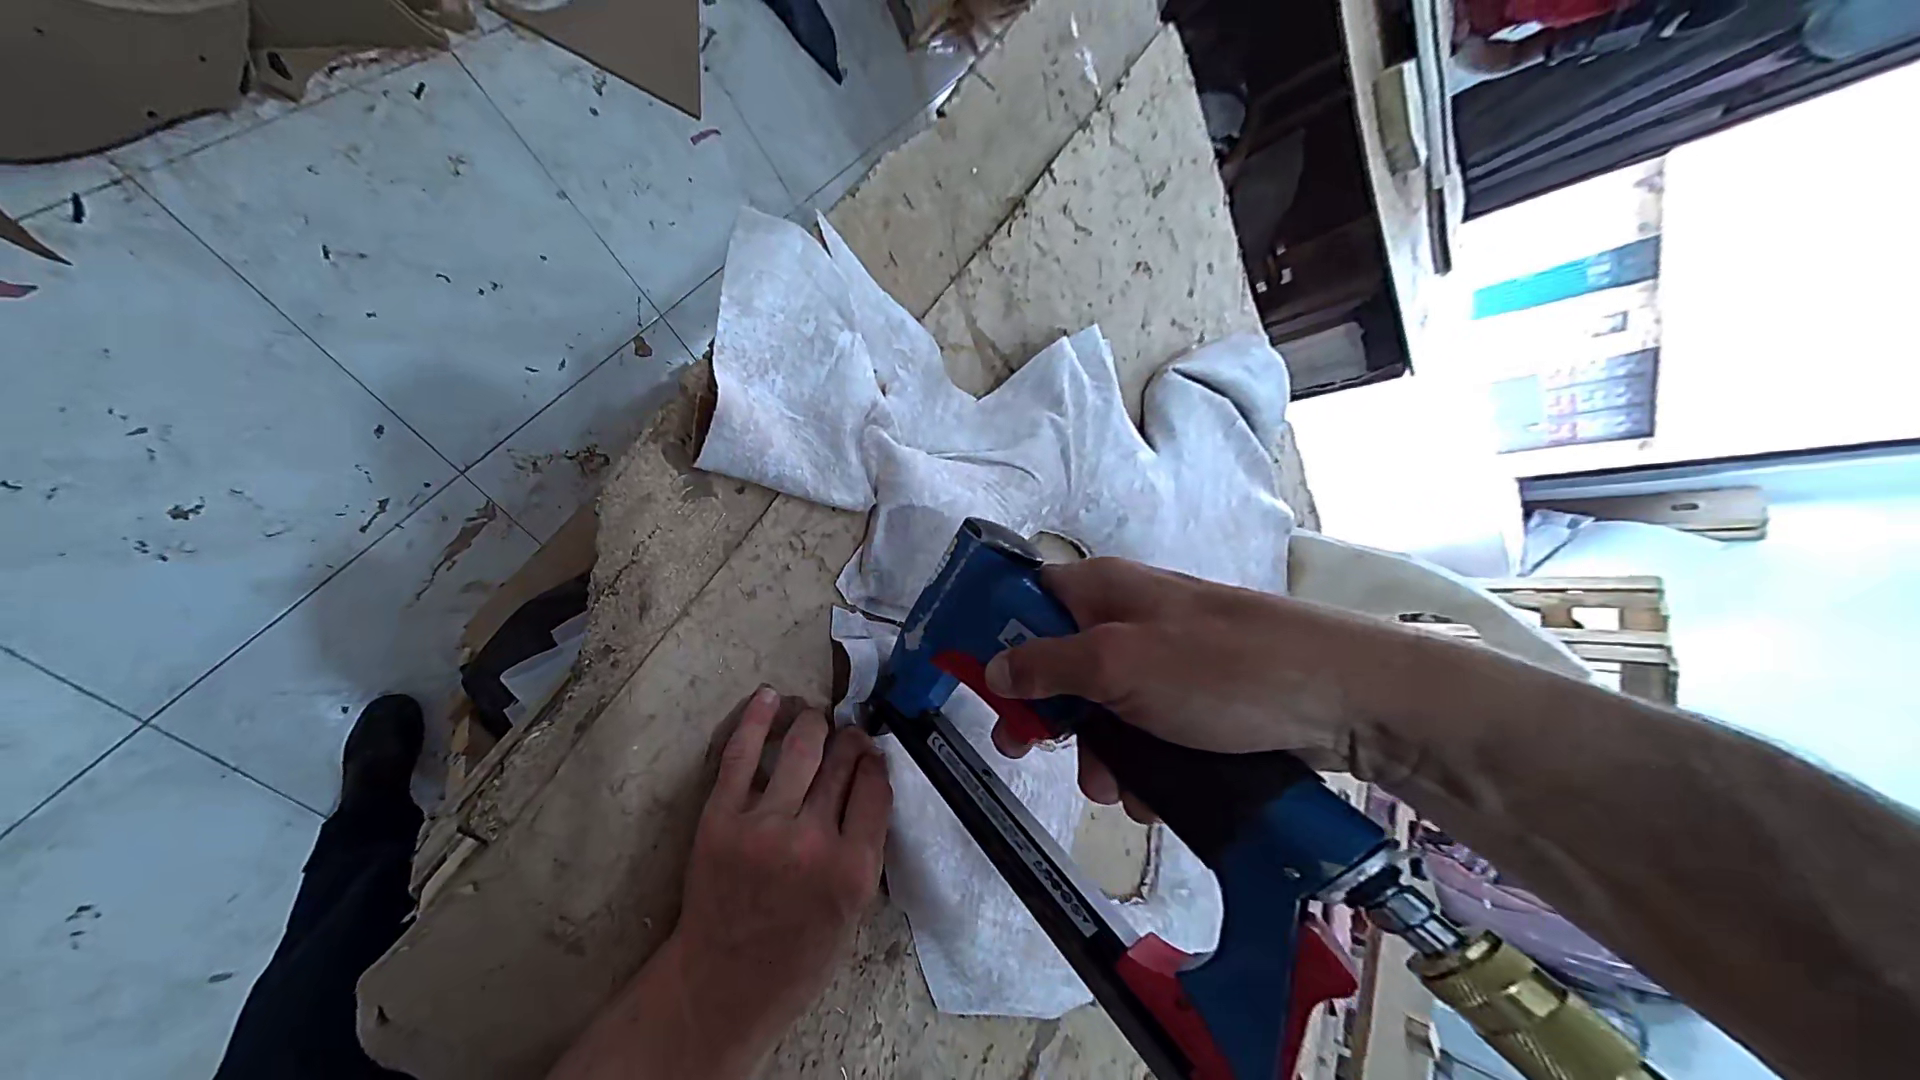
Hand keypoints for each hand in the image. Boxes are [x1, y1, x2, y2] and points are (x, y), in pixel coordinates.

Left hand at [548, 688, 890, 1079]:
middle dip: (850, 739)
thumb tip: (870, 776)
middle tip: (848, 735)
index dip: (875, 760)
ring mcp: (762, 826)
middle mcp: (811, 841)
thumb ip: (867, 843)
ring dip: (814, 722)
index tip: (871, 753)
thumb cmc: (798, 953)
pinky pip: (741, 754)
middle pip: (842, 761)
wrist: (722, 984)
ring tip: (816, 718)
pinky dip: (757, 718)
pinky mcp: (719, 818)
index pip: (875, 784)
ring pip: (801, 746)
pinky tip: (770, 697)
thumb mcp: (855, 909)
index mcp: (852, 869)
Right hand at [982, 558, 1426, 807]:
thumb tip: (993, 669)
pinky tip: (1148, 791)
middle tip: (1027, 750)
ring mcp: (1157, 657)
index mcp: (1099, 588)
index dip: (994, 634)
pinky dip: (1135, 759)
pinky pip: (1138, 727)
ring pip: (1096, 704)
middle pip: (1054, 659)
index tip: (976, 682)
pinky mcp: (1186, 696)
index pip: (1024, 598)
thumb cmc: (1214, 668)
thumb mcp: (1116, 665)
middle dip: (1046, 712)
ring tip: (1115, 787)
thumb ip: (1046, 665)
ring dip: (1095, 750)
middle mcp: (1122, 615)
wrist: (1335, 694)